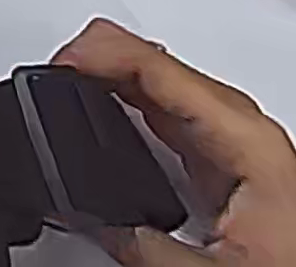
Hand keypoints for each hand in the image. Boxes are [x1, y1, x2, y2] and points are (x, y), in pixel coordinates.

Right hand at [53, 19, 295, 266]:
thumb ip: (141, 241)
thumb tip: (86, 211)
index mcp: (244, 135)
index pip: (155, 62)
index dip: (96, 53)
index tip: (56, 67)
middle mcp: (239, 125)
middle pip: (149, 55)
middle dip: (91, 53)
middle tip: (50, 74)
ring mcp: (229, 137)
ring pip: (149, 73)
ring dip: (101, 70)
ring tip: (61, 84)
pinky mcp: (216, 155)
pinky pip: (154, 99)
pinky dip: (116, 90)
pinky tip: (93, 102)